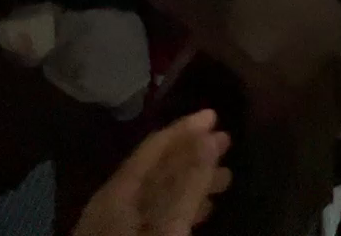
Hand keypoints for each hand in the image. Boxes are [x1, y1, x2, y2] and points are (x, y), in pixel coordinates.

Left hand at [74, 110, 233, 235]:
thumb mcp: (167, 231)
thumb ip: (189, 184)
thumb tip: (209, 137)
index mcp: (117, 196)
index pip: (153, 148)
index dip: (185, 128)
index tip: (216, 116)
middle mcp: (112, 208)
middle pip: (156, 170)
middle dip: (193, 154)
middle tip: (228, 144)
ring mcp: (116, 233)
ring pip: (159, 195)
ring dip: (192, 182)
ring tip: (226, 179)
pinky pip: (156, 219)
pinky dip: (181, 209)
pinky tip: (203, 214)